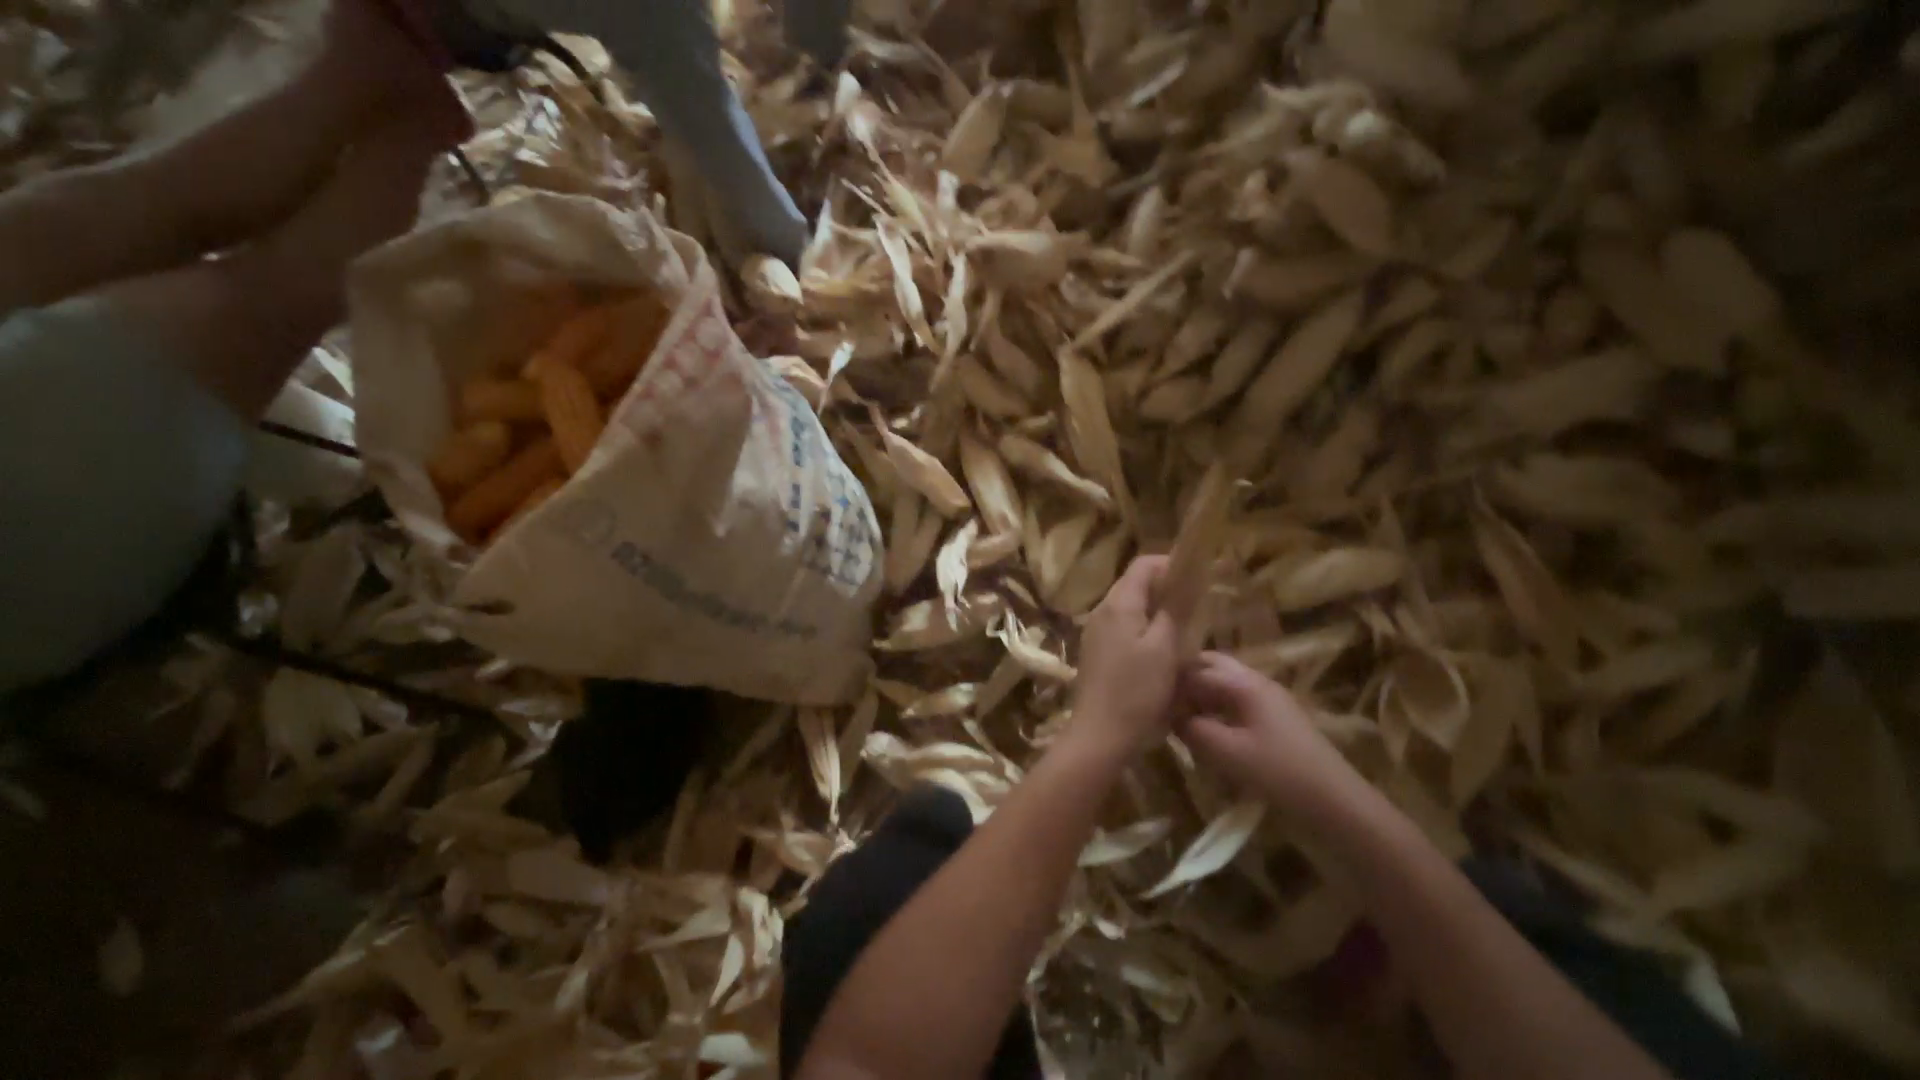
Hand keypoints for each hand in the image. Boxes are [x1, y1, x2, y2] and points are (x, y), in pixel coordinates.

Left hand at [1070, 556, 1182, 758]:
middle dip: (1166, 589)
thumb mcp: (1165, 648)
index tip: (1200, 580)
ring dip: (1157, 612)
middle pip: (1135, 584)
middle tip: (1197, 608)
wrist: (1100, 735)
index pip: (1143, 564)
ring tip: (1184, 630)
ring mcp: (1096, 633)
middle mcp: (1102, 611)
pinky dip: (1145, 630)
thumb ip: (1175, 609)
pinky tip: (1163, 651)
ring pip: (1130, 608)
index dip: (1172, 565)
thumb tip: (1187, 577)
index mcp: (1118, 603)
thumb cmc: (1137, 690)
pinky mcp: (1097, 653)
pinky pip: (1124, 628)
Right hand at [1177, 652, 1364, 812]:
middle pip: (1214, 667)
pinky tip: (1207, 733)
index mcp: (1245, 683)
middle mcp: (1258, 682)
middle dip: (1187, 681)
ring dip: (1202, 696)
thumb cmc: (1277, 772)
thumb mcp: (1225, 752)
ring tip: (1179, 720)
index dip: (1171, 683)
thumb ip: (1191, 728)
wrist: (1333, 803)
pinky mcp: (1276, 721)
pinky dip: (1217, 710)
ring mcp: (1270, 701)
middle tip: (1162, 705)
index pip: (1196, 669)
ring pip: (1226, 685)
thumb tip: (1170, 715)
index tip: (1148, 701)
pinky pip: (1238, 703)